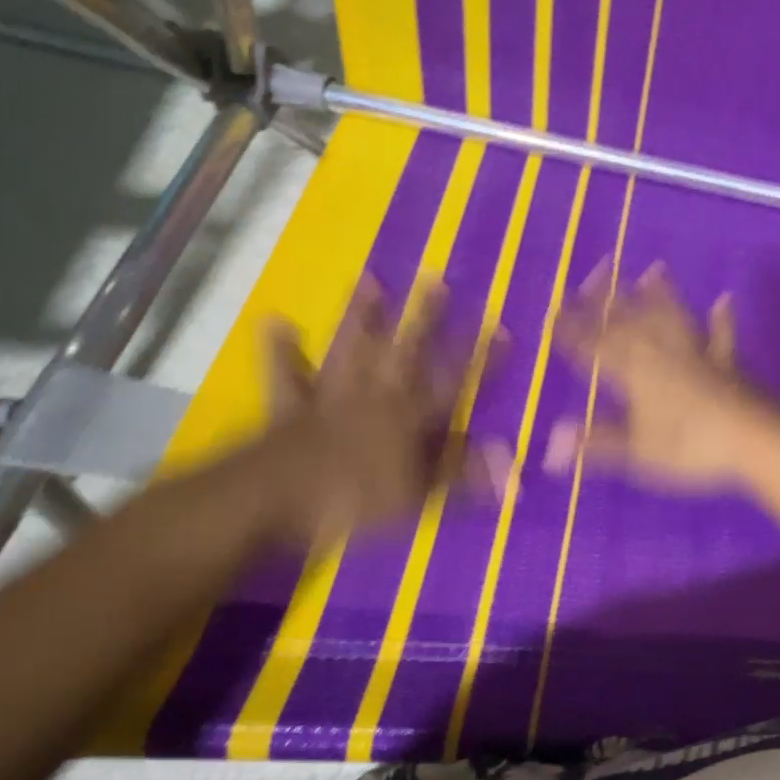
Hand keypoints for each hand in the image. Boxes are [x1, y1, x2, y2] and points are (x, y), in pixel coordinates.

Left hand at [256, 277, 506, 543]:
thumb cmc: (350, 502)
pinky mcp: (290, 408)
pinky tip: (274, 321)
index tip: (502, 328)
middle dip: (424, 316)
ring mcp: (332, 397)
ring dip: (361, 316)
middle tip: (436, 277)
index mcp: (411, 418)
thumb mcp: (416, 496)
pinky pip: (287, 375)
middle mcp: (377, 397)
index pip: (455, 382)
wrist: (268, 500)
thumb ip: (462, 476)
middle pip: (405, 351)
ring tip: (370, 278)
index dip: (482, 357)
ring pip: (352, 350)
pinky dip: (281, 350)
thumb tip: (511, 461)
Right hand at [548, 261, 779, 491]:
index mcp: (636, 374)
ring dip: (663, 294)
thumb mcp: (638, 452)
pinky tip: (724, 299)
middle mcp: (664, 353)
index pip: (596, 347)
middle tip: (595, 272)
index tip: (555, 309)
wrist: (756, 438)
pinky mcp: (729, 361)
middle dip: (609, 300)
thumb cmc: (692, 447)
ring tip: (654, 268)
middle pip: (632, 322)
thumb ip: (597, 444)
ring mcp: (699, 353)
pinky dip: (722, 317)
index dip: (574, 331)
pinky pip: (722, 334)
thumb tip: (551, 442)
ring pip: (674, 317)